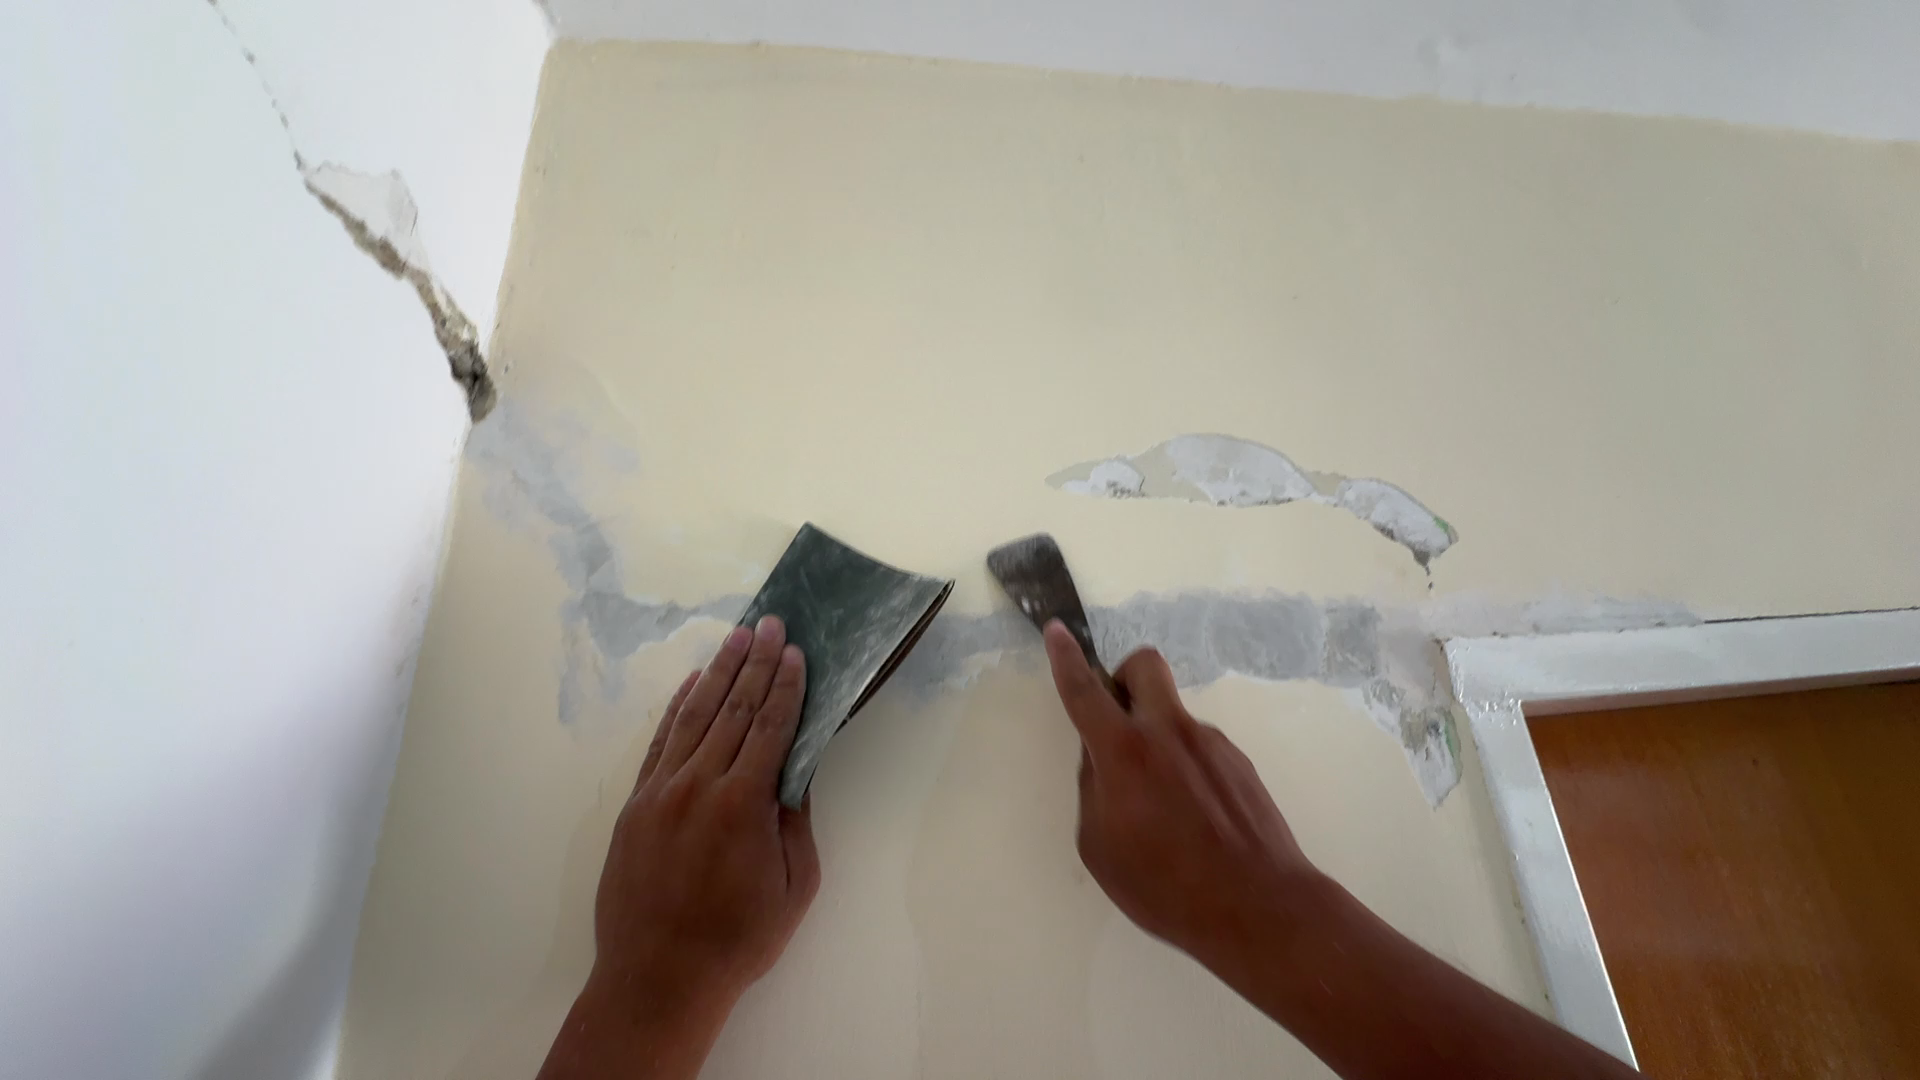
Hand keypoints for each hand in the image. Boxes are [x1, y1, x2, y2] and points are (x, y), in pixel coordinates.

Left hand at [540, 617, 817, 1079]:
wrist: (657, 979)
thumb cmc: (739, 937)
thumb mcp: (794, 885)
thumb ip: (795, 820)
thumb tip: (795, 769)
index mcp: (743, 804)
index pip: (770, 727)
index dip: (785, 686)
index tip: (794, 652)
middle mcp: (699, 785)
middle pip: (734, 709)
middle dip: (755, 663)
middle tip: (768, 624)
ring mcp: (661, 791)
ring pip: (694, 716)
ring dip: (718, 673)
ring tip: (735, 638)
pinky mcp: (636, 803)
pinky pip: (660, 742)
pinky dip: (677, 708)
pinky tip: (691, 683)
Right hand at [1042, 619, 1323, 975]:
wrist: (1261, 908)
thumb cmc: (1165, 886)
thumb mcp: (1099, 847)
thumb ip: (1094, 790)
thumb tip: (1101, 762)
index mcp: (1124, 752)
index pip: (1084, 691)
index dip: (1065, 657)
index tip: (1057, 630)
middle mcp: (1168, 732)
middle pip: (1143, 665)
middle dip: (1122, 676)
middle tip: (1117, 720)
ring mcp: (1210, 743)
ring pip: (1171, 715)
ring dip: (1156, 738)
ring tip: (1163, 807)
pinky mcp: (1238, 761)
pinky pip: (1198, 747)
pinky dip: (1185, 767)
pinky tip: (1195, 818)